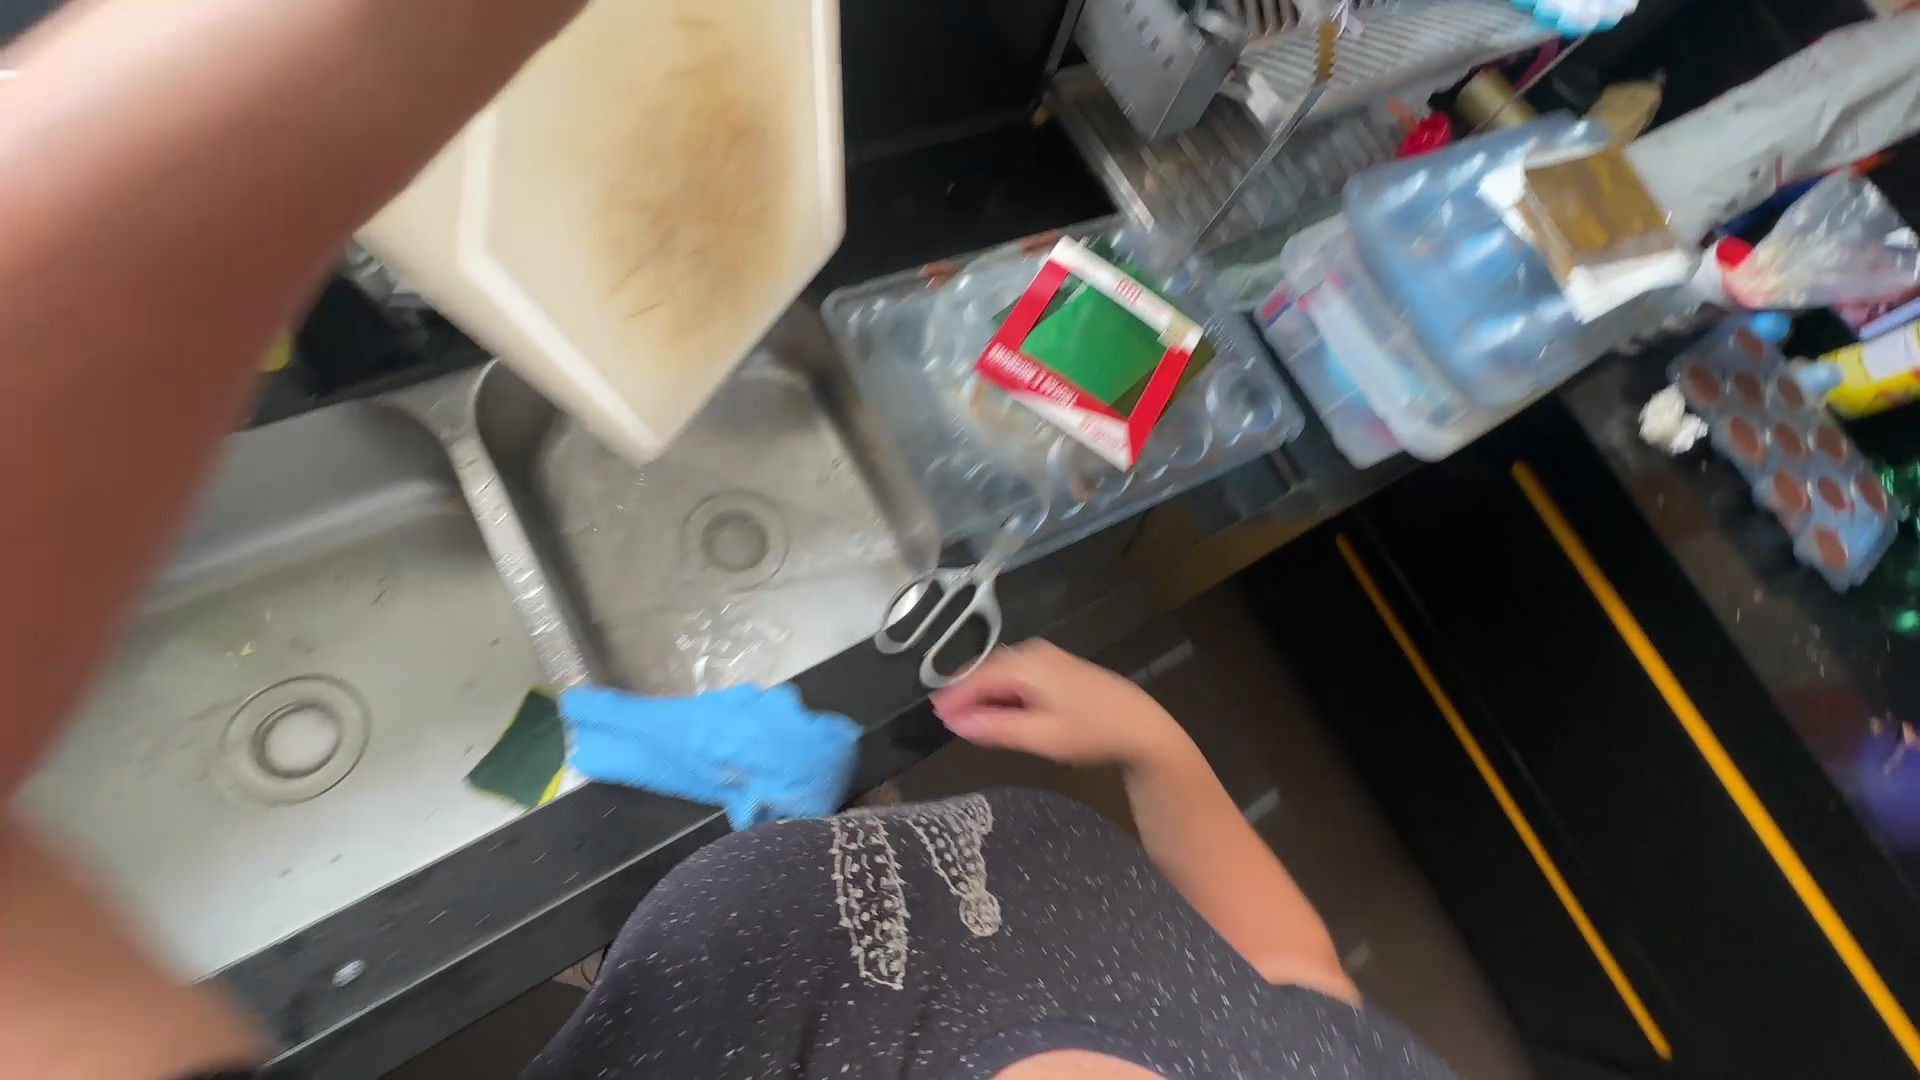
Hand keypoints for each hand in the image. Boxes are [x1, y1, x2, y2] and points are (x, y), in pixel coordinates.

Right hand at [930, 640, 1193, 770]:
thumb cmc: (1091, 732)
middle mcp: (1034, 653)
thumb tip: (955, 723)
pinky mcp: (1057, 667)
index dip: (954, 696)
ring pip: (1002, 672)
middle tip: (945, 717)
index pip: (977, 677)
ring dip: (983, 692)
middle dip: (965, 692)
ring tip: (966, 716)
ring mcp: (1047, 657)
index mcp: (1027, 664)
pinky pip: (1017, 675)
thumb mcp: (1042, 737)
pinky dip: (1002, 691)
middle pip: (987, 670)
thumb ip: (997, 728)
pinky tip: (999, 710)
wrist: (1142, 727)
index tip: (934, 715)